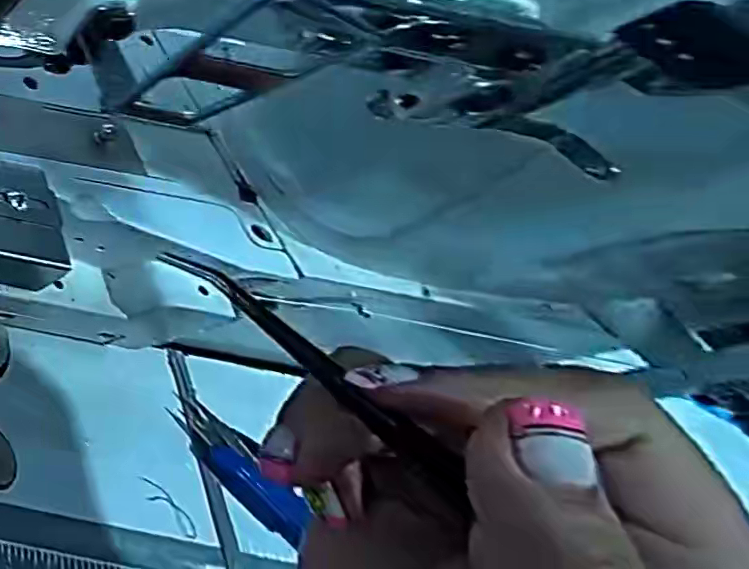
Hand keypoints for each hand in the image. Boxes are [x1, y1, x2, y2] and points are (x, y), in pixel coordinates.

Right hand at [263, 353, 748, 568]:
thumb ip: (570, 543)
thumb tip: (531, 429)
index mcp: (642, 531)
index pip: (594, 410)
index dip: (495, 391)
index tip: (405, 403)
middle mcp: (541, 498)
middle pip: (461, 391)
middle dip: (377, 396)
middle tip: (333, 430)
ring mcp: (455, 498)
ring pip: (383, 398)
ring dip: (325, 414)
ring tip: (296, 459)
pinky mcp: (381, 503)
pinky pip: (335, 435)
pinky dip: (303, 440)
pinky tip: (292, 466)